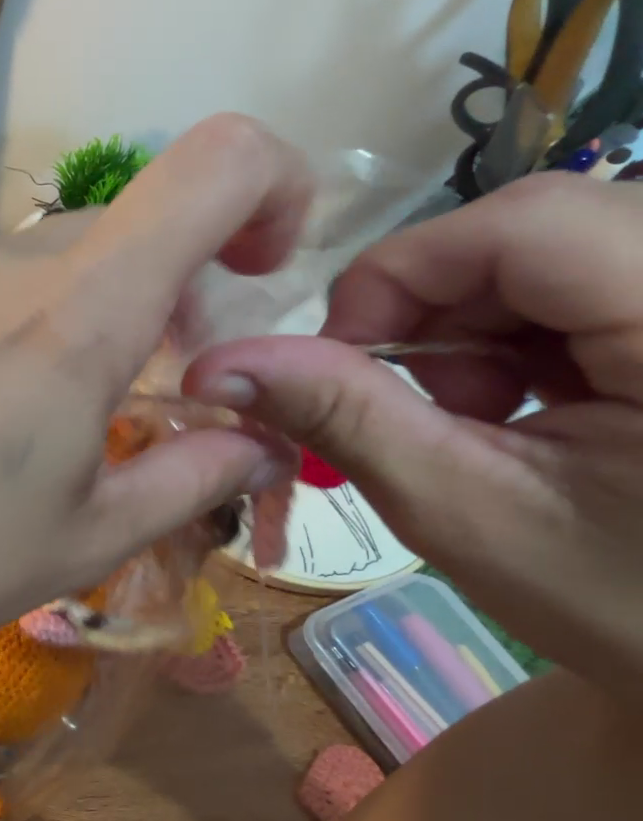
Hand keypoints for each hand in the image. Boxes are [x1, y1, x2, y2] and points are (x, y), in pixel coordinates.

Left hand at [0, 114, 311, 715]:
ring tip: (17, 423)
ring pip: (24, 271)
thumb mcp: (86, 539)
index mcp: (74, 313)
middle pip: (112, 237)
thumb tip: (258, 435)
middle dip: (153, 299)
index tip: (256, 275)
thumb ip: (195, 473)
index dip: (273, 192)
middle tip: (129, 398)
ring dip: (57, 322)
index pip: (216, 165)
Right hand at [183, 173, 642, 689]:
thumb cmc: (613, 597)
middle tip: (411, 406)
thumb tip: (216, 364)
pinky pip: (583, 277)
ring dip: (469, 326)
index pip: (525, 223)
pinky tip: (519, 402)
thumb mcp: (458, 508)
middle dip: (430, 309)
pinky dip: (514, 336)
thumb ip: (341, 417)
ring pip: (550, 248)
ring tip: (473, 416)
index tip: (342, 366)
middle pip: (535, 227)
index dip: (400, 277)